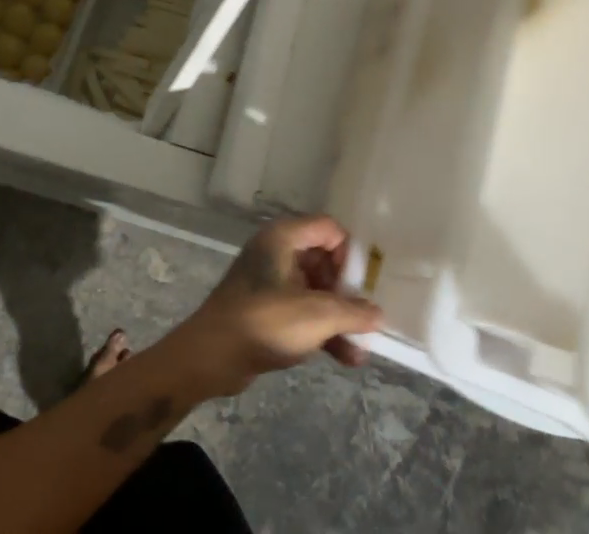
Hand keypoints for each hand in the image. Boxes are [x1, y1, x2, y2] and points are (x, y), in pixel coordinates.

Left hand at [165, 215, 382, 397]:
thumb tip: (377, 313)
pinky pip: (302, 312)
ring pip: (315, 291)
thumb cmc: (265, 322)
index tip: (362, 286)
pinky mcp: (265, 310)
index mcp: (282, 238)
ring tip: (361, 348)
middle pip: (324, 261)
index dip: (349, 255)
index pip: (329, 229)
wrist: (211, 356)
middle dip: (347, 293)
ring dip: (339, 318)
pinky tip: (346, 358)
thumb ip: (353, 311)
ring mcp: (269, 282)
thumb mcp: (317, 315)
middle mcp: (275, 253)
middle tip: (362, 318)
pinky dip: (322, 331)